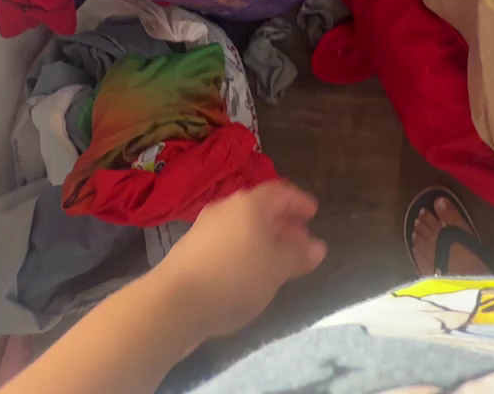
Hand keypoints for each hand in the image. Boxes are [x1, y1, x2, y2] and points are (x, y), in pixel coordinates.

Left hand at [147, 180, 327, 342]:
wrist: (175, 301)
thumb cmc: (235, 277)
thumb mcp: (276, 268)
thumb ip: (298, 255)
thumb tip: (318, 246)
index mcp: (251, 203)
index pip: (280, 191)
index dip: (299, 201)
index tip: (313, 212)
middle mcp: (227, 207)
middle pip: (260, 207)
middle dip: (282, 221)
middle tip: (300, 238)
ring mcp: (206, 226)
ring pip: (243, 224)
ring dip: (263, 237)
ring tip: (277, 258)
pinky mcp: (192, 248)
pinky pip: (228, 240)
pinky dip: (244, 248)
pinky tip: (248, 271)